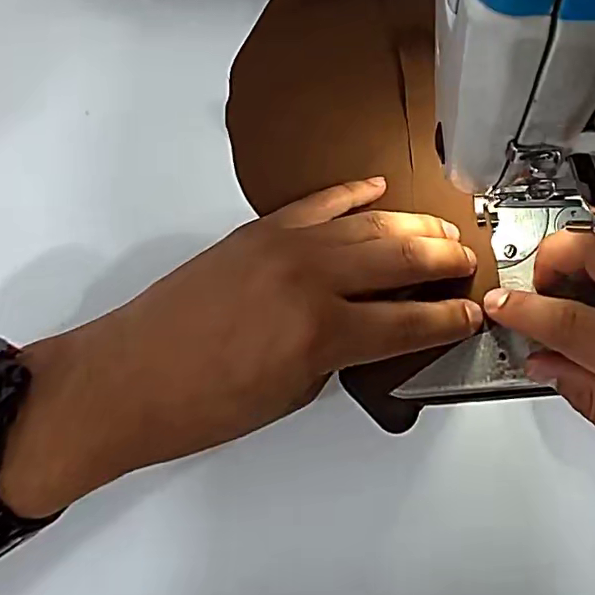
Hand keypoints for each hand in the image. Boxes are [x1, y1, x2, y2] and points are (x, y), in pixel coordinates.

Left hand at [0, 178, 481, 514]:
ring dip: (414, 227)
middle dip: (445, 260)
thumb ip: (343, 354)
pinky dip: (354, 193)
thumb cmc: (201, 405)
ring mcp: (286, 243)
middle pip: (402, 259)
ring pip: (371, 223)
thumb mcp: (290, 394)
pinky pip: (321, 201)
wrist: (123, 378)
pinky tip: (379, 189)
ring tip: (441, 231)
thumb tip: (377, 327)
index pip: (409, 321)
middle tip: (468, 263)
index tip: (472, 314)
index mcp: (321, 332)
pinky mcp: (261, 227)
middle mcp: (311, 278)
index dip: (449, 319)